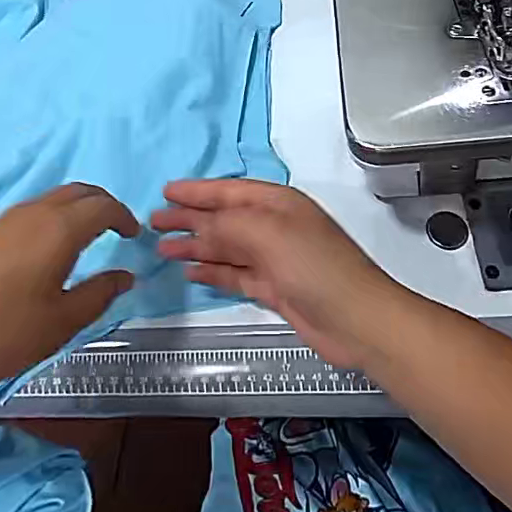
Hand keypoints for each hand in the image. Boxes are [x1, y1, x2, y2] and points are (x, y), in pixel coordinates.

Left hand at [0, 184, 135, 427]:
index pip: (103, 205)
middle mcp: (31, 213)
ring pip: (49, 201)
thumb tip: (125, 276)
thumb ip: (99, 294)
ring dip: (73, 211)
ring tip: (81, 242)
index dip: (124, 216)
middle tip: (115, 228)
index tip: (133, 235)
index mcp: (59, 228)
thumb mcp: (60, 323)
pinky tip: (40, 257)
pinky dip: (48, 221)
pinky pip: (26, 215)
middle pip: (77, 192)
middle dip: (102, 204)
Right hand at [153, 180, 402, 367]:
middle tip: (155, 222)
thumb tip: (199, 224)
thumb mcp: (269, 234)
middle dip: (191, 218)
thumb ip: (229, 224)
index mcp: (277, 204)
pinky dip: (214, 271)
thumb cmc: (315, 267)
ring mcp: (275, 259)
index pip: (228, 191)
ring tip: (163, 248)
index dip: (196, 191)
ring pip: (227, 247)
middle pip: (224, 218)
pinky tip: (192, 271)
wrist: (356, 320)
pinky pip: (235, 274)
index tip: (166, 192)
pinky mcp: (274, 288)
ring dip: (197, 245)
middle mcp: (275, 226)